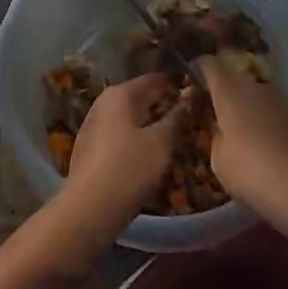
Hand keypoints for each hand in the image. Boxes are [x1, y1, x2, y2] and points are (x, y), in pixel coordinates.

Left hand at [63, 73, 186, 223]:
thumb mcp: (162, 143)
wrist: (89, 209)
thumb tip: (191, 95)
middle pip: (141, 96)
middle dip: (164, 106)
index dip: (178, 85)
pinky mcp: (89, 146)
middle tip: (189, 120)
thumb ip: (178, 116)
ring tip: (172, 138)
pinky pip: (119, 132)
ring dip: (150, 123)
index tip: (198, 95)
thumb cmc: (130, 169)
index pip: (156, 79)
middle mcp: (104, 101)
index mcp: (121, 93)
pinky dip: (135, 137)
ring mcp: (93, 123)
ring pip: (130, 116)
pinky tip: (147, 154)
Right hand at [192, 53, 287, 219]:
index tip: (190, 77)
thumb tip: (223, 129)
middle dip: (224, 93)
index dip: (198, 68)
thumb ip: (216, 137)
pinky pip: (275, 114)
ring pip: (257, 98)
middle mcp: (255, 86)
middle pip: (235, 81)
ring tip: (241, 135)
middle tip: (214, 114)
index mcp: (229, 90)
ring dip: (247, 110)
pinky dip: (267, 124)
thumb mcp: (219, 160)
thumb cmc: (253, 171)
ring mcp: (282, 100)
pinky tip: (267, 148)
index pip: (209, 64)